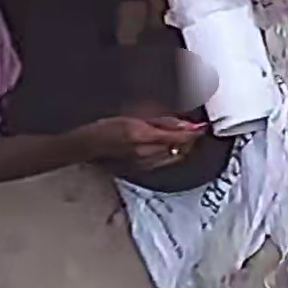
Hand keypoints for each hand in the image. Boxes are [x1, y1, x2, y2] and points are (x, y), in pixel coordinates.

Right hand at [79, 115, 206, 170]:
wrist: (85, 146)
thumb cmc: (106, 128)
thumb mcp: (136, 118)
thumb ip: (164, 122)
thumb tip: (187, 125)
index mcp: (145, 137)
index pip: (180, 138)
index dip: (195, 132)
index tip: (202, 126)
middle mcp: (147, 154)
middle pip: (182, 148)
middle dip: (190, 139)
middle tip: (191, 129)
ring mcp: (145, 164)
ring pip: (176, 156)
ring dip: (183, 147)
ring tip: (180, 137)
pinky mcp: (143, 170)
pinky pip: (166, 162)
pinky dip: (172, 153)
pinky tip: (168, 146)